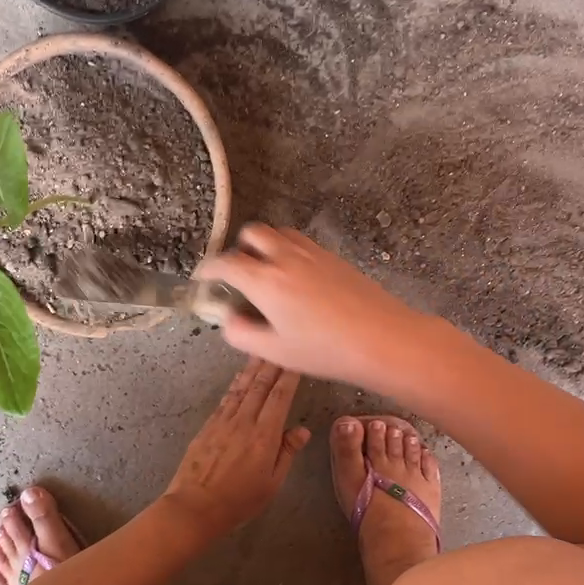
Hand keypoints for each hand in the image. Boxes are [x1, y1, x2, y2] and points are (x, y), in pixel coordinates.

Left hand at [160, 358, 311, 536]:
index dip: (289, 375)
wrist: (194, 507)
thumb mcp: (272, 483)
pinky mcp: (207, 427)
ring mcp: (222, 422)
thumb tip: (301, 430)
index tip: (297, 358)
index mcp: (264, 435)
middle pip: (260, 385)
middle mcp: (244, 421)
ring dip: (252, 368)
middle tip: (278, 342)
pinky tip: (239, 379)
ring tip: (260, 352)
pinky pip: (226, 399)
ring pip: (241, 388)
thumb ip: (286, 453)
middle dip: (271, 363)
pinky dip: (235, 384)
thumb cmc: (239, 501)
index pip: (280, 397)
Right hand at [197, 224, 454, 387]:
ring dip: (264, 246)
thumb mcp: (275, 351)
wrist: (381, 338)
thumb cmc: (324, 351)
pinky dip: (287, 251)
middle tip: (237, 276)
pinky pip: (301, 243)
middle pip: (252, 234)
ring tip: (265, 274)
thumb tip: (228, 320)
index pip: (225, 263)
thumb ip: (241, 334)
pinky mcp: (333, 257)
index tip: (202, 278)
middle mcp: (285, 257)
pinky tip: (295, 280)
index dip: (208, 269)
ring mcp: (312, 253)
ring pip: (278, 233)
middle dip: (238, 249)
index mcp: (265, 281)